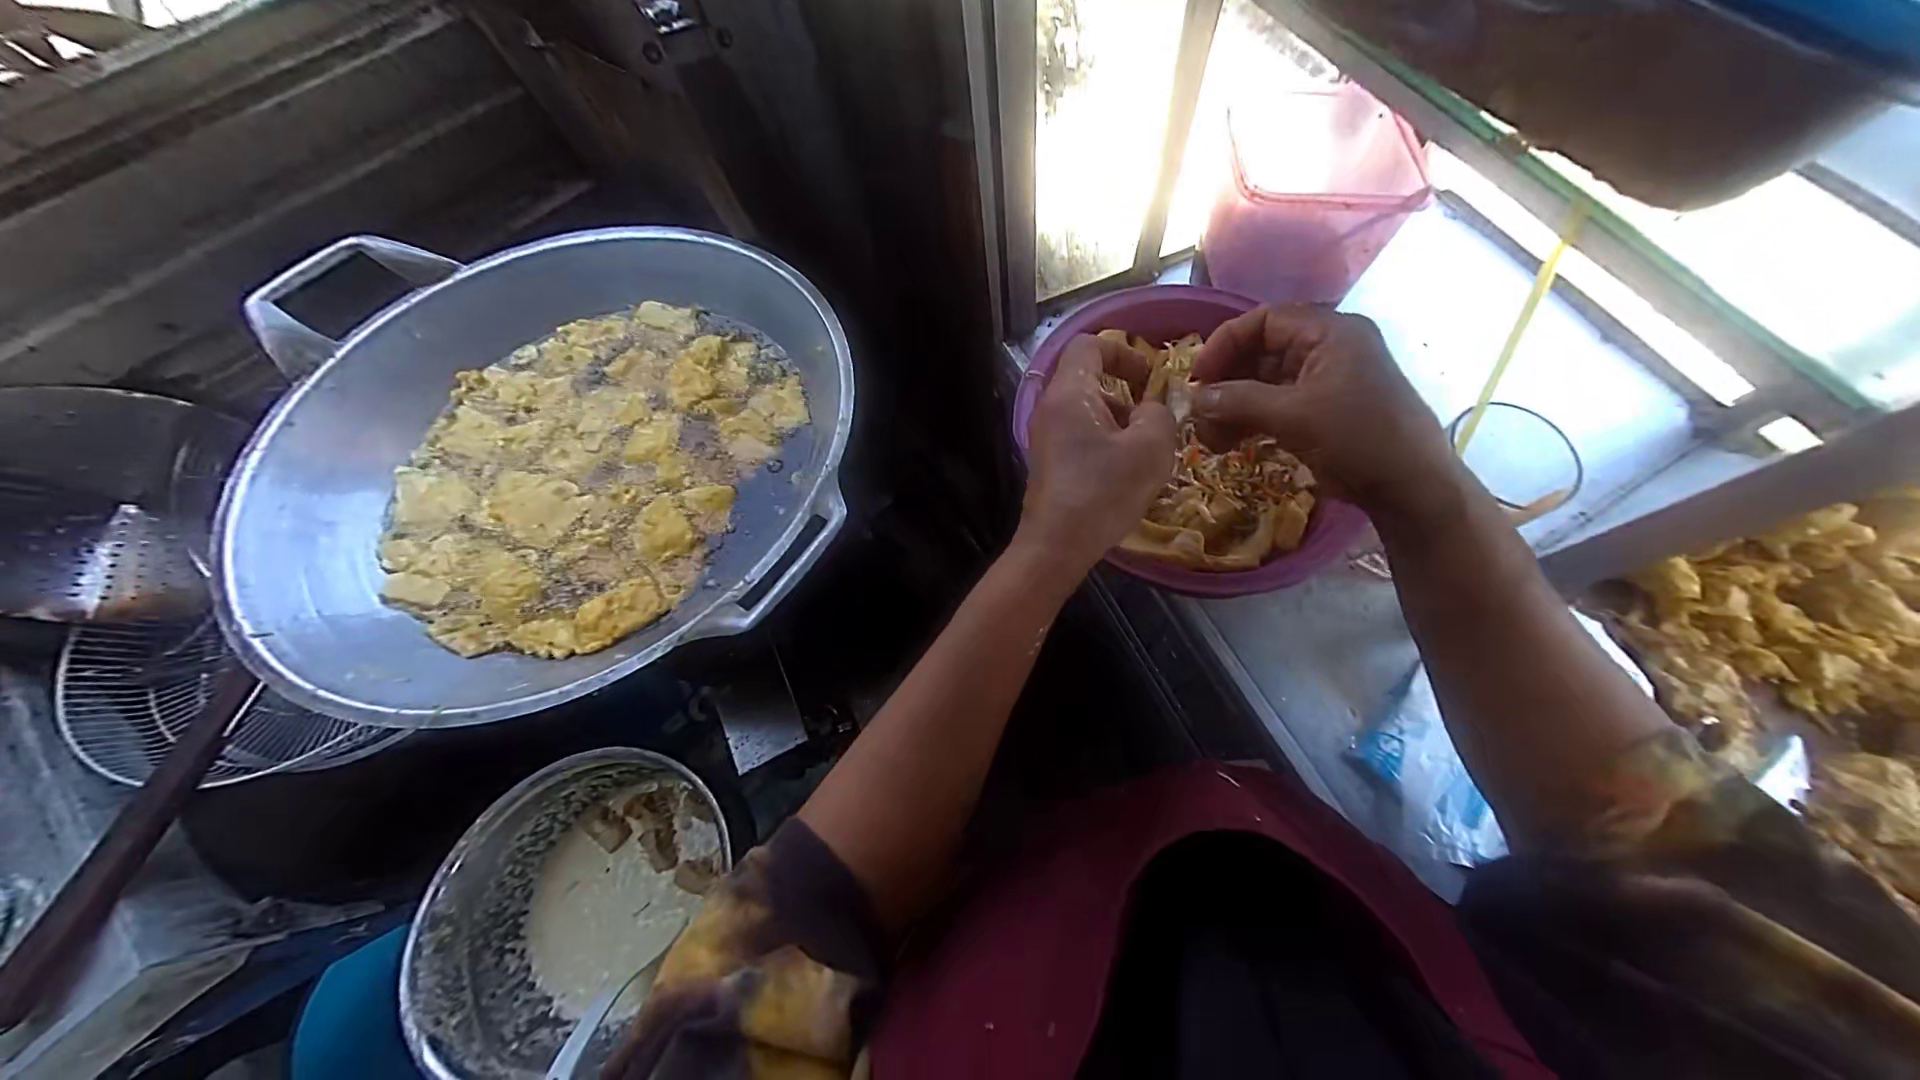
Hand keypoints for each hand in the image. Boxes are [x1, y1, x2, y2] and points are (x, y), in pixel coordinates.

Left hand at [1019, 334, 1175, 575]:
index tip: (1149, 377)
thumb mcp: (1150, 447)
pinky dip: (1104, 442)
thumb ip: (1158, 414)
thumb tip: (1149, 410)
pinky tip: (1124, 472)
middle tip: (1151, 417)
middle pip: (1087, 378)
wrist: (1056, 545)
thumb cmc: (1103, 492)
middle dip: (1125, 391)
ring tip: (1143, 451)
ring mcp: (1045, 438)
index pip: (1089, 344)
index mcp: (1068, 393)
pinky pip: (1079, 436)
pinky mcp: (1048, 463)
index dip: (1124, 351)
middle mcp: (1049, 409)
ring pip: (1085, 410)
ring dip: (1118, 421)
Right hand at [1192, 305, 1459, 522]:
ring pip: (1261, 382)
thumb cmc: (1358, 437)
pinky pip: (1272, 405)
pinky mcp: (1317, 411)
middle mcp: (1325, 349)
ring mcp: (1322, 381)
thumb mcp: (1295, 415)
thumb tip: (1196, 399)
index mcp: (1329, 333)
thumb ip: (1240, 400)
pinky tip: (1229, 442)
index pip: (1264, 320)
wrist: (1408, 484)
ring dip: (1231, 406)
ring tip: (1211, 437)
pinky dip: (1247, 420)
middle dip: (1225, 381)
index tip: (1198, 376)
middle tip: (1199, 411)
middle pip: (1259, 352)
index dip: (1225, 343)